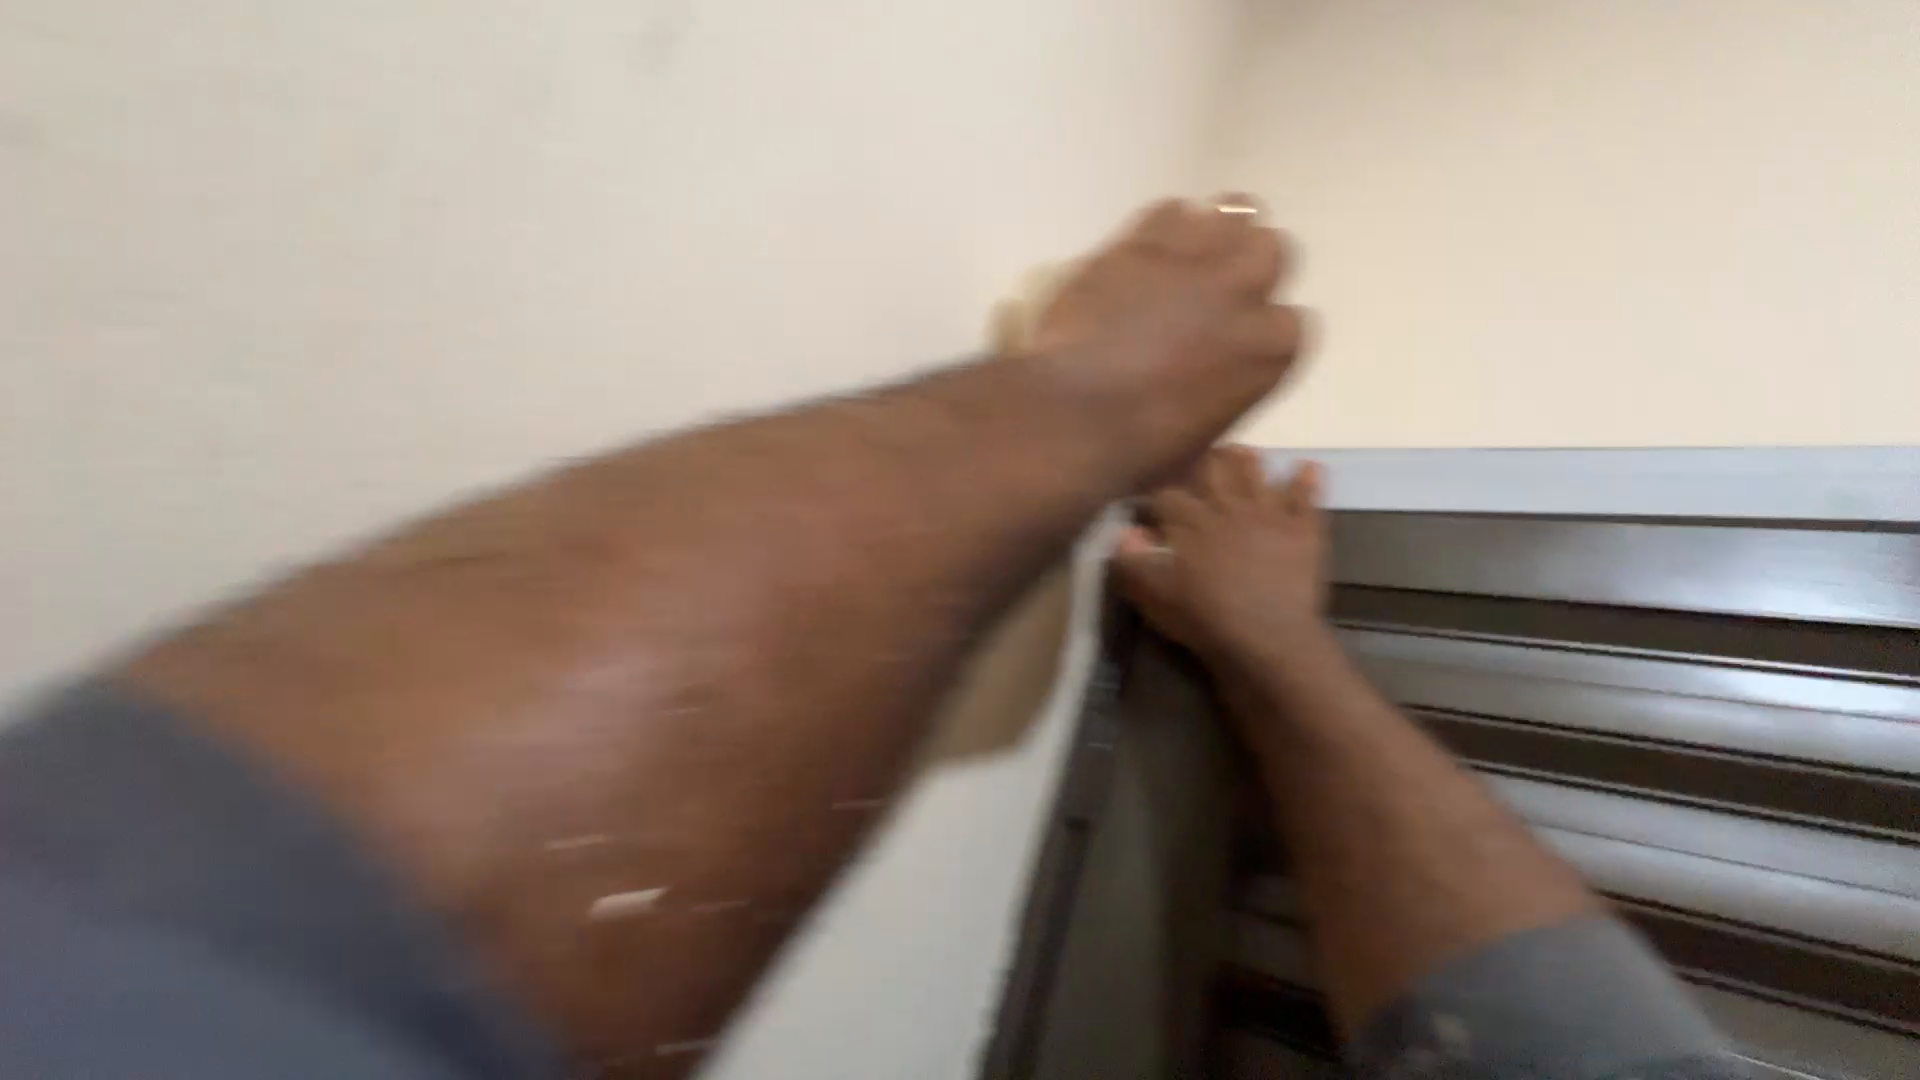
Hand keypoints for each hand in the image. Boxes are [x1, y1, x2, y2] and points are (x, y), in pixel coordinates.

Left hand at [1024, 196, 1305, 488]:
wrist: (1077, 417)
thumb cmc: (1139, 451)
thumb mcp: (1195, 455)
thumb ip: (1219, 428)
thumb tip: (1230, 446)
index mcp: (1275, 350)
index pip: (1288, 323)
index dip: (1254, 328)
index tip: (1227, 338)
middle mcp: (1249, 293)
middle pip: (1269, 253)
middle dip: (1242, 270)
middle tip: (1204, 291)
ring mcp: (1199, 260)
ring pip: (1234, 212)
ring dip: (1213, 232)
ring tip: (1181, 257)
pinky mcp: (1145, 243)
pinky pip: (1169, 211)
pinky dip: (1159, 229)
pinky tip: (1139, 255)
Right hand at [1111, 446, 1329, 663]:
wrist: (1266, 637)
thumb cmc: (1202, 617)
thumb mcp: (1150, 592)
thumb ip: (1130, 558)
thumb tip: (1125, 530)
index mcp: (1188, 520)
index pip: (1167, 492)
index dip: (1157, 491)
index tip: (1152, 495)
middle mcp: (1227, 506)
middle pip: (1212, 470)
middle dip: (1202, 460)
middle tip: (1198, 453)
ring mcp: (1268, 515)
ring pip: (1256, 474)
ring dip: (1248, 461)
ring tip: (1241, 453)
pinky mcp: (1303, 530)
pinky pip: (1307, 497)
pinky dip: (1307, 479)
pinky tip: (1307, 467)